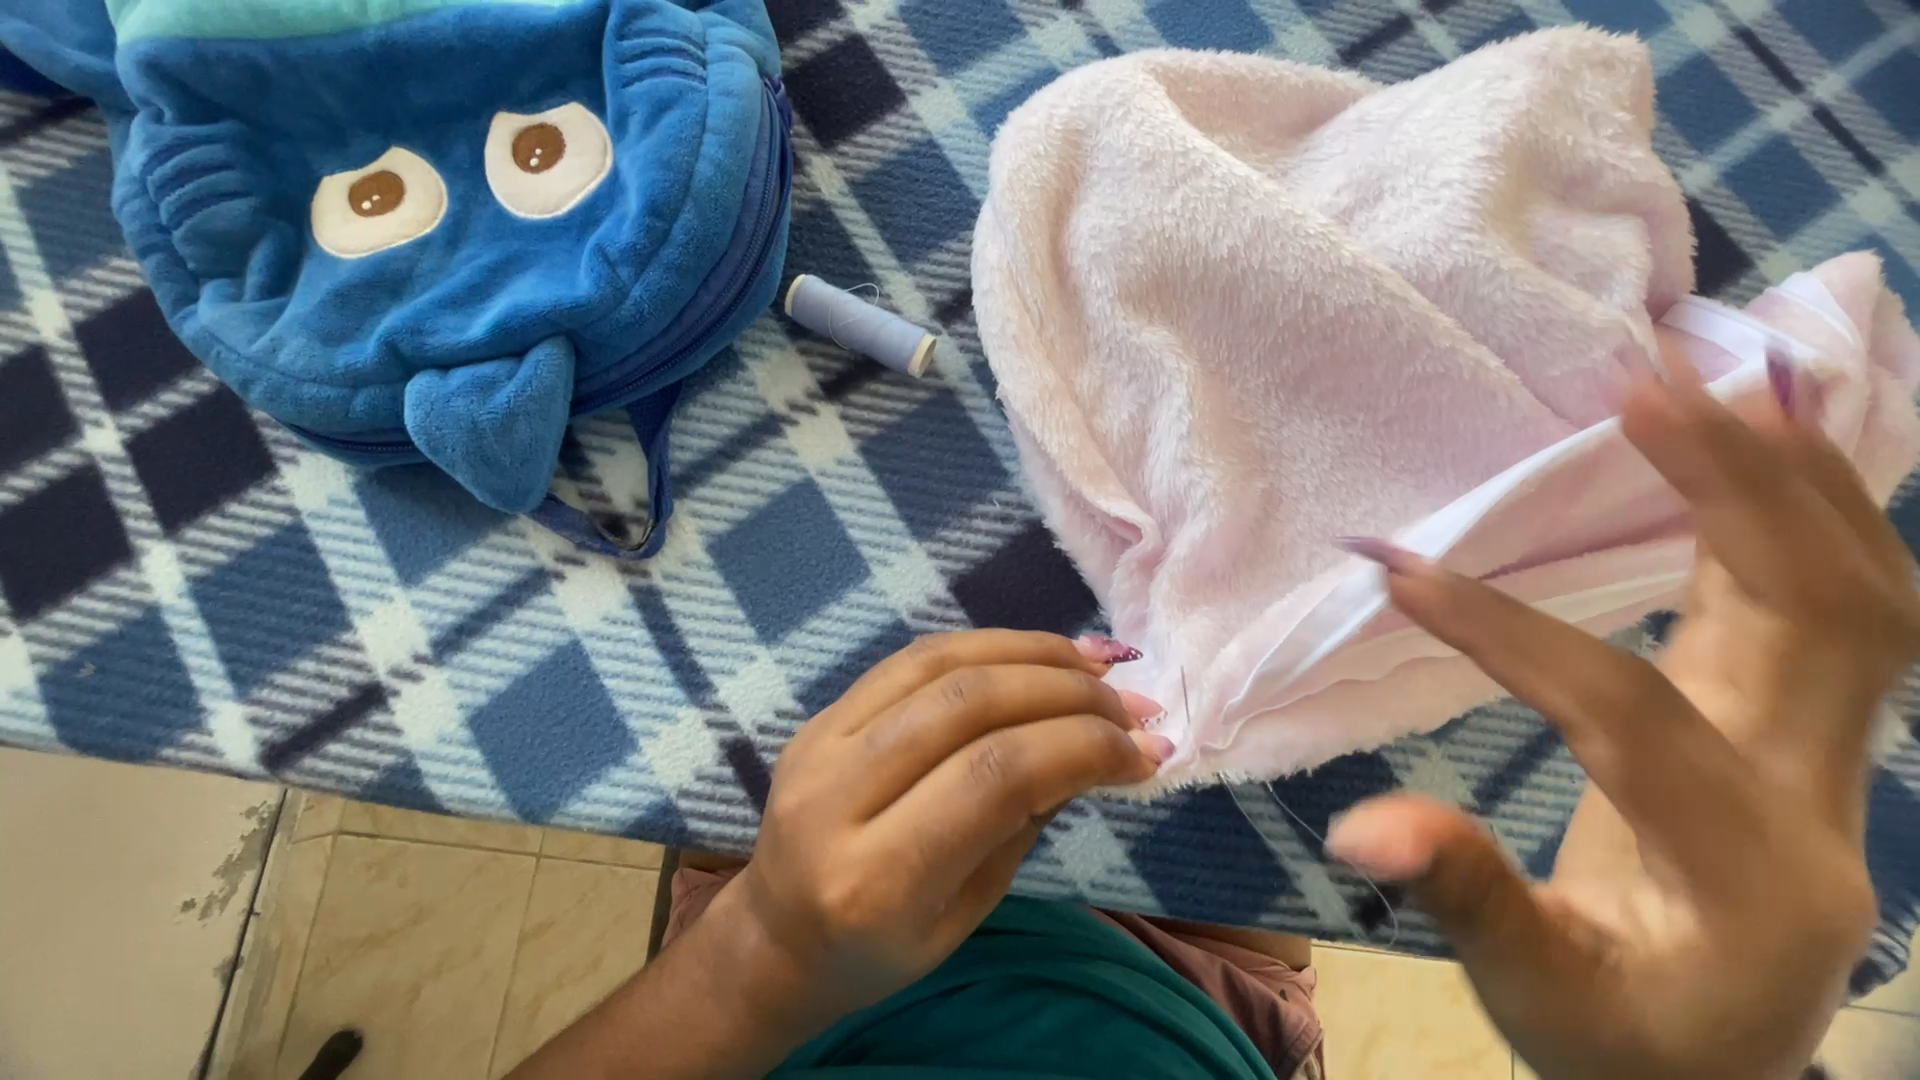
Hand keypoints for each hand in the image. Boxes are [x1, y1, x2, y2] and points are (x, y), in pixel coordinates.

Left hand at [714, 630, 1168, 1025]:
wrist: (776, 938)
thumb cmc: (878, 952)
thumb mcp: (966, 913)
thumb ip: (1023, 823)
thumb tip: (1096, 746)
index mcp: (874, 878)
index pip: (994, 777)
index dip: (1081, 747)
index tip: (1145, 749)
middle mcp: (836, 797)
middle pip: (967, 706)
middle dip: (1064, 692)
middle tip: (1128, 702)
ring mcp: (818, 743)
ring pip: (938, 665)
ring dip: (1029, 653)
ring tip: (1091, 665)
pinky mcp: (819, 715)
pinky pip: (910, 659)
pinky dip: (983, 645)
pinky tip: (1032, 653)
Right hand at [1326, 358, 1919, 1079]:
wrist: (1716, 1063)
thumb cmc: (1615, 1035)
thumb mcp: (1531, 989)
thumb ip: (1465, 900)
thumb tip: (1362, 829)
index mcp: (1750, 871)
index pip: (1627, 714)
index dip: (1510, 637)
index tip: (1402, 575)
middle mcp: (1818, 794)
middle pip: (1827, 618)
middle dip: (1734, 492)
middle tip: (1645, 391)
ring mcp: (1822, 753)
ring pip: (1860, 594)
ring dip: (1789, 478)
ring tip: (1714, 380)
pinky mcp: (1788, 726)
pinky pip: (1832, 601)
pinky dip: (1800, 509)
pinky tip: (1752, 443)